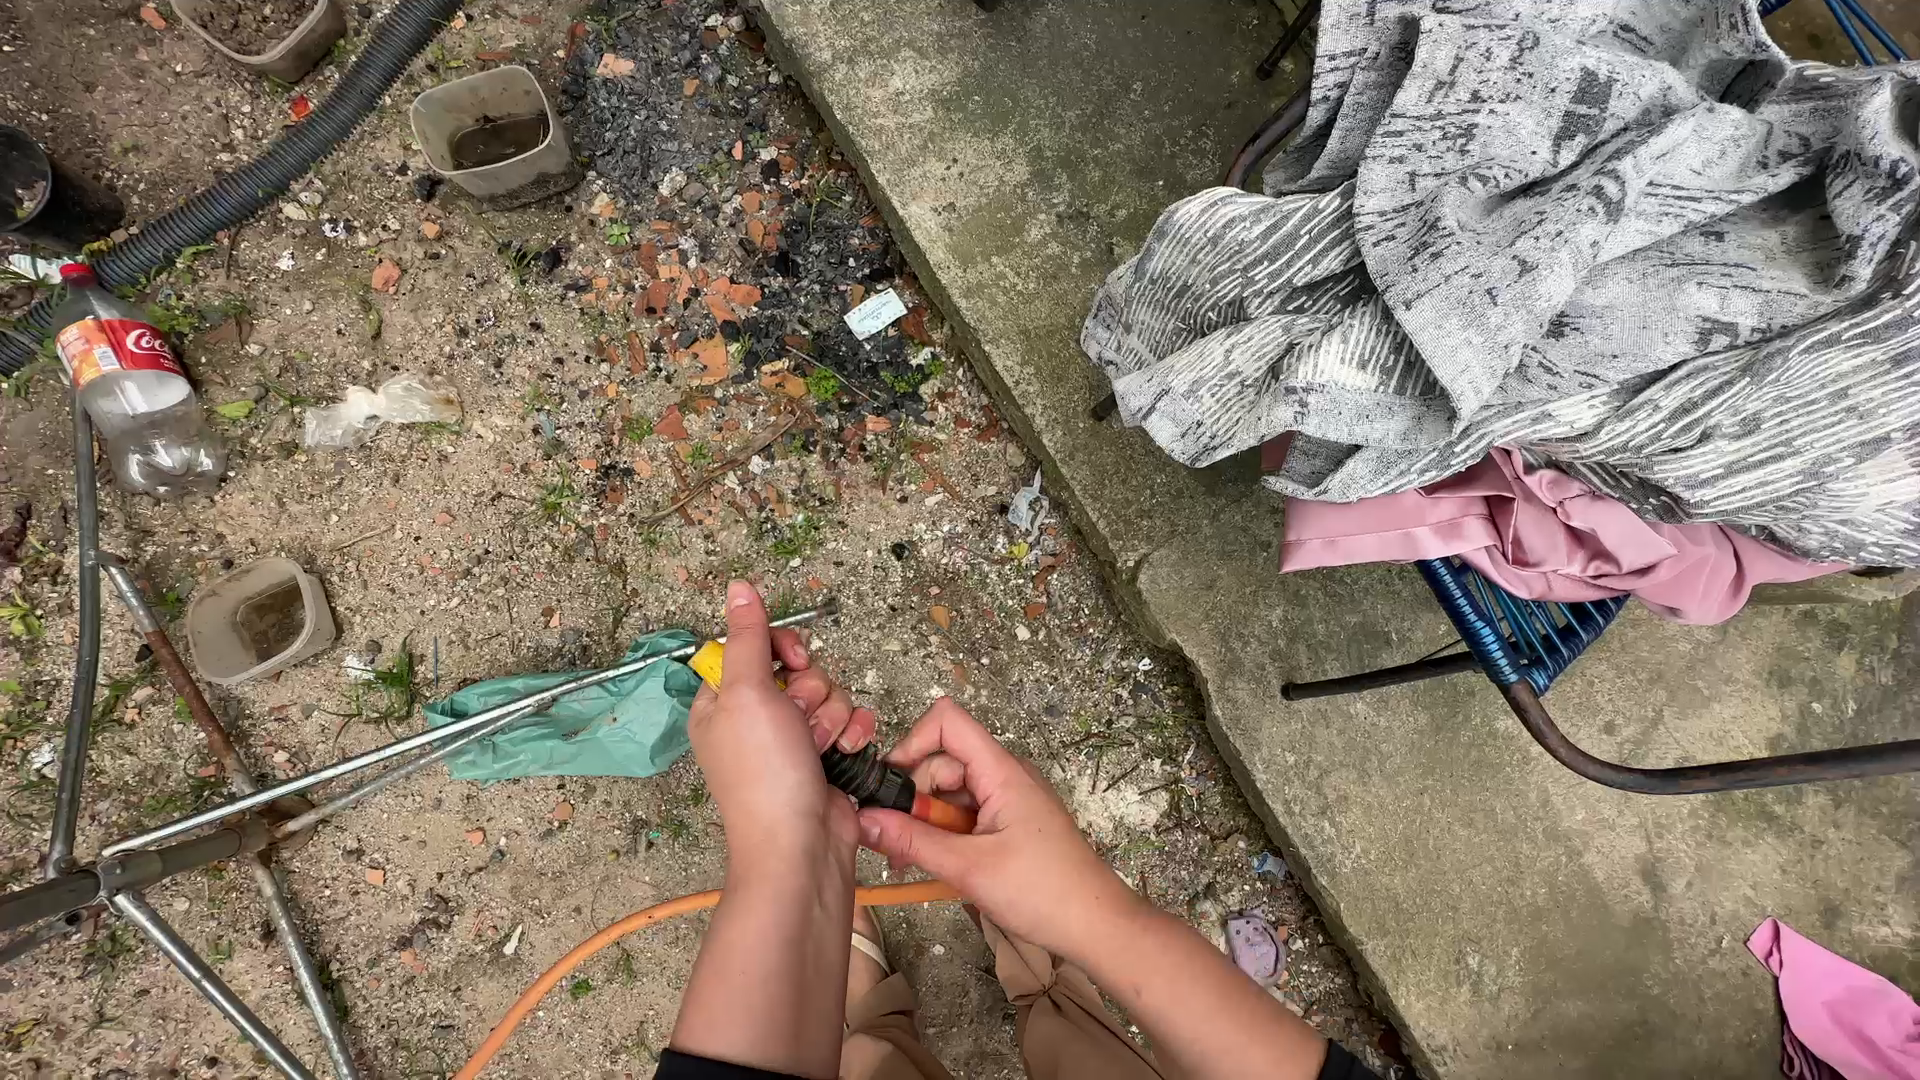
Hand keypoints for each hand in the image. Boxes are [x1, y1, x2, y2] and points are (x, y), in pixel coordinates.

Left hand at [687, 582, 858, 872]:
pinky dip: (852, 732)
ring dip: (832, 715)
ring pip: (830, 691)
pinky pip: (850, 718)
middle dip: (811, 690)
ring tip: (820, 745)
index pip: (756, 645)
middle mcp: (757, 717)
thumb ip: (748, 635)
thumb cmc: (764, 774)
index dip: (781, 647)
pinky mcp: (826, 752)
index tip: (792, 662)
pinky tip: (846, 749)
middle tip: (799, 719)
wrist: (802, 844)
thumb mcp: (746, 693)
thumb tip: (738, 586)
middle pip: (800, 668)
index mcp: (723, 701)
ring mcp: (793, 737)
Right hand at [855, 698, 1142, 957]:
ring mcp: (1008, 796)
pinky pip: (966, 811)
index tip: (891, 787)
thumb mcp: (969, 868)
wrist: (1097, 924)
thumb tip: (862, 820)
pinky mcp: (1010, 819)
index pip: (947, 721)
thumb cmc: (1041, 891)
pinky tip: (936, 864)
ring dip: (926, 820)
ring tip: (911, 863)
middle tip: (894, 846)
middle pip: (942, 760)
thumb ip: (912, 842)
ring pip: (951, 790)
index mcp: (1000, 769)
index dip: (912, 742)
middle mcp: (1003, 773)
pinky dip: (945, 832)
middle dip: (913, 797)